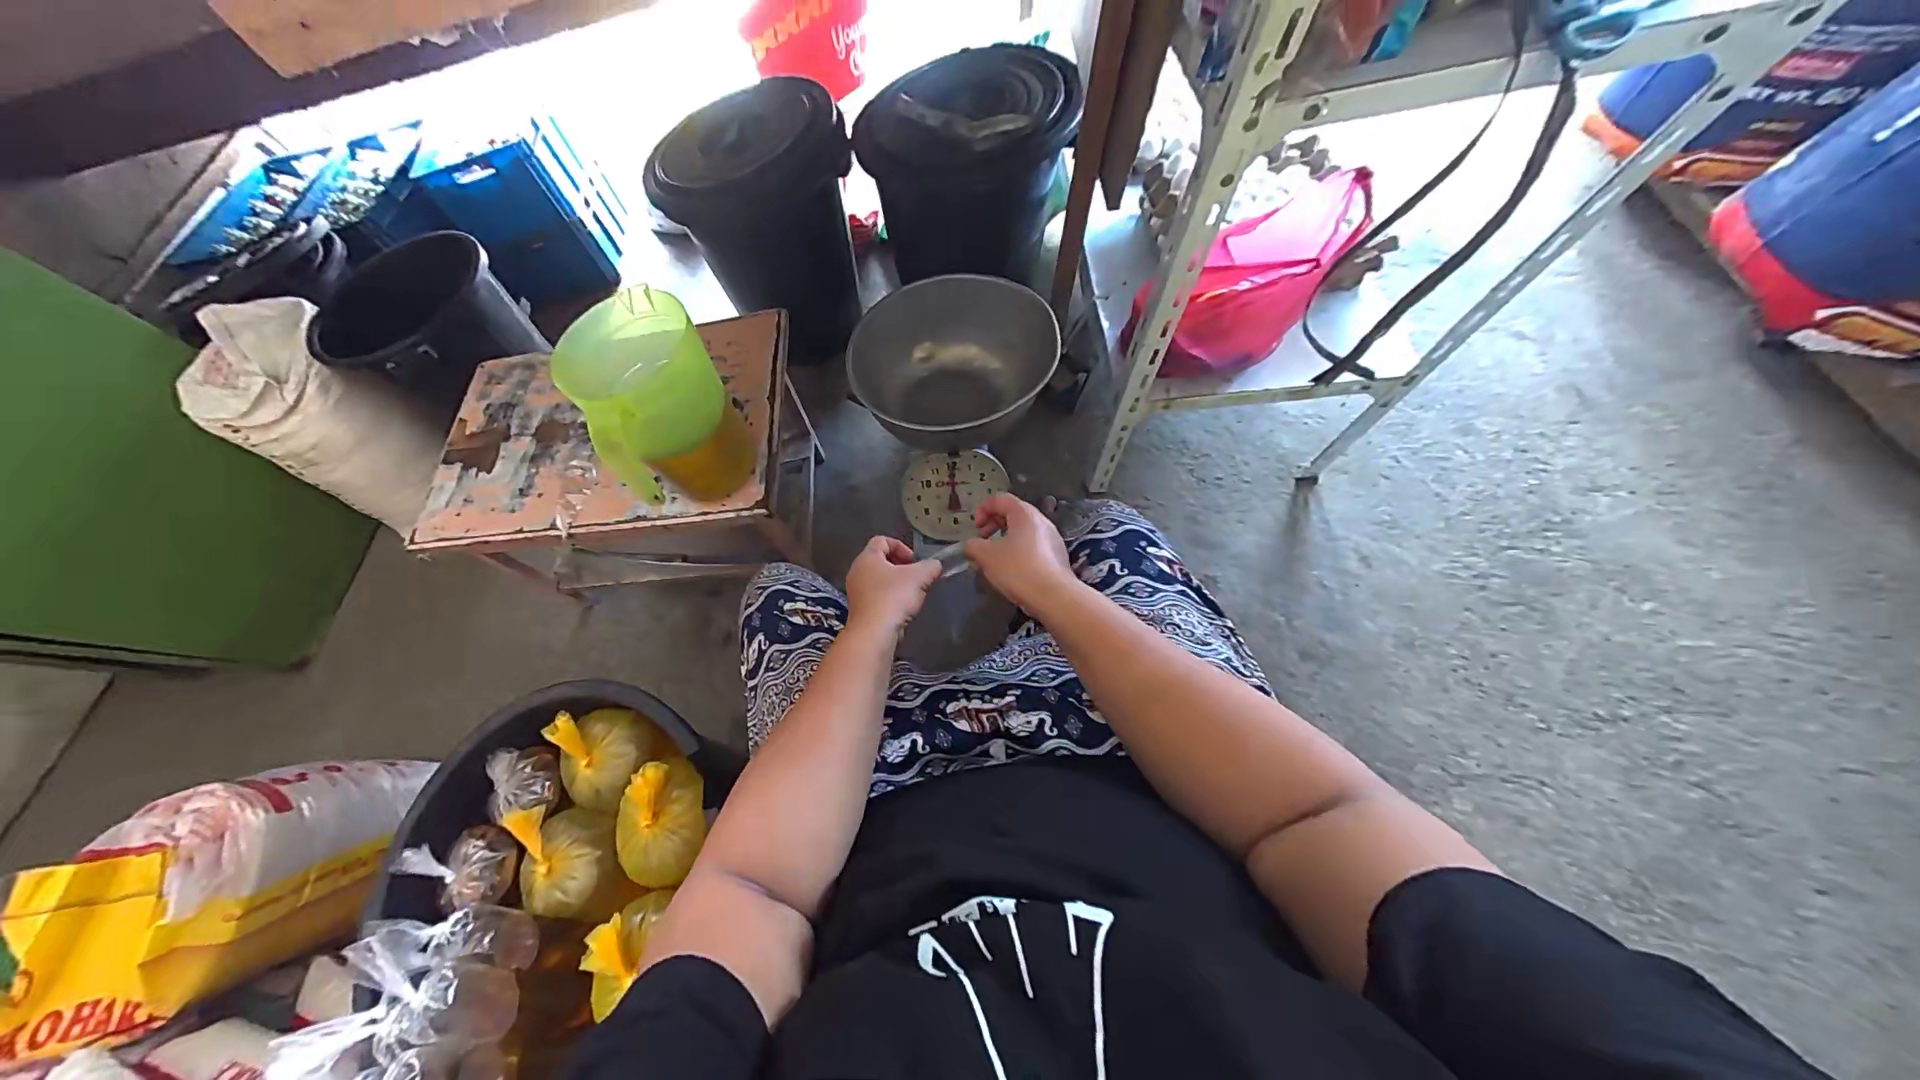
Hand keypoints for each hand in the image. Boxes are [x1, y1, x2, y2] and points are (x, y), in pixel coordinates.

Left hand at [845, 536, 942, 634]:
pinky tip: (903, 608)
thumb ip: (930, 566)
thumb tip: (936, 565)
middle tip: (916, 576)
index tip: (915, 561)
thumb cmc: (894, 597)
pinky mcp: (861, 609)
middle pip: (881, 560)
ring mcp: (857, 591)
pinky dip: (891, 597)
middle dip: (901, 566)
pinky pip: (877, 595)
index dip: (901, 546)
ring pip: (880, 579)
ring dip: (897, 583)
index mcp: (867, 557)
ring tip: (913, 593)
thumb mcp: (920, 576)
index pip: (882, 540)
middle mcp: (857, 571)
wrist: (874, 632)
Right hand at [965, 494, 1077, 611]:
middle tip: (982, 541)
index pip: (1000, 499)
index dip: (983, 509)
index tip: (975, 529)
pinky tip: (1012, 570)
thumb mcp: (986, 556)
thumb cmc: (1017, 569)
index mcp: (1024, 513)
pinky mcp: (1057, 556)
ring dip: (1005, 539)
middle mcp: (1041, 521)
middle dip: (993, 524)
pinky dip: (1018, 551)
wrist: (1053, 596)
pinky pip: (1033, 546)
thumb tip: (972, 545)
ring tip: (994, 558)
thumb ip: (973, 546)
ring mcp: (1052, 538)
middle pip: (1013, 513)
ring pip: (1023, 531)